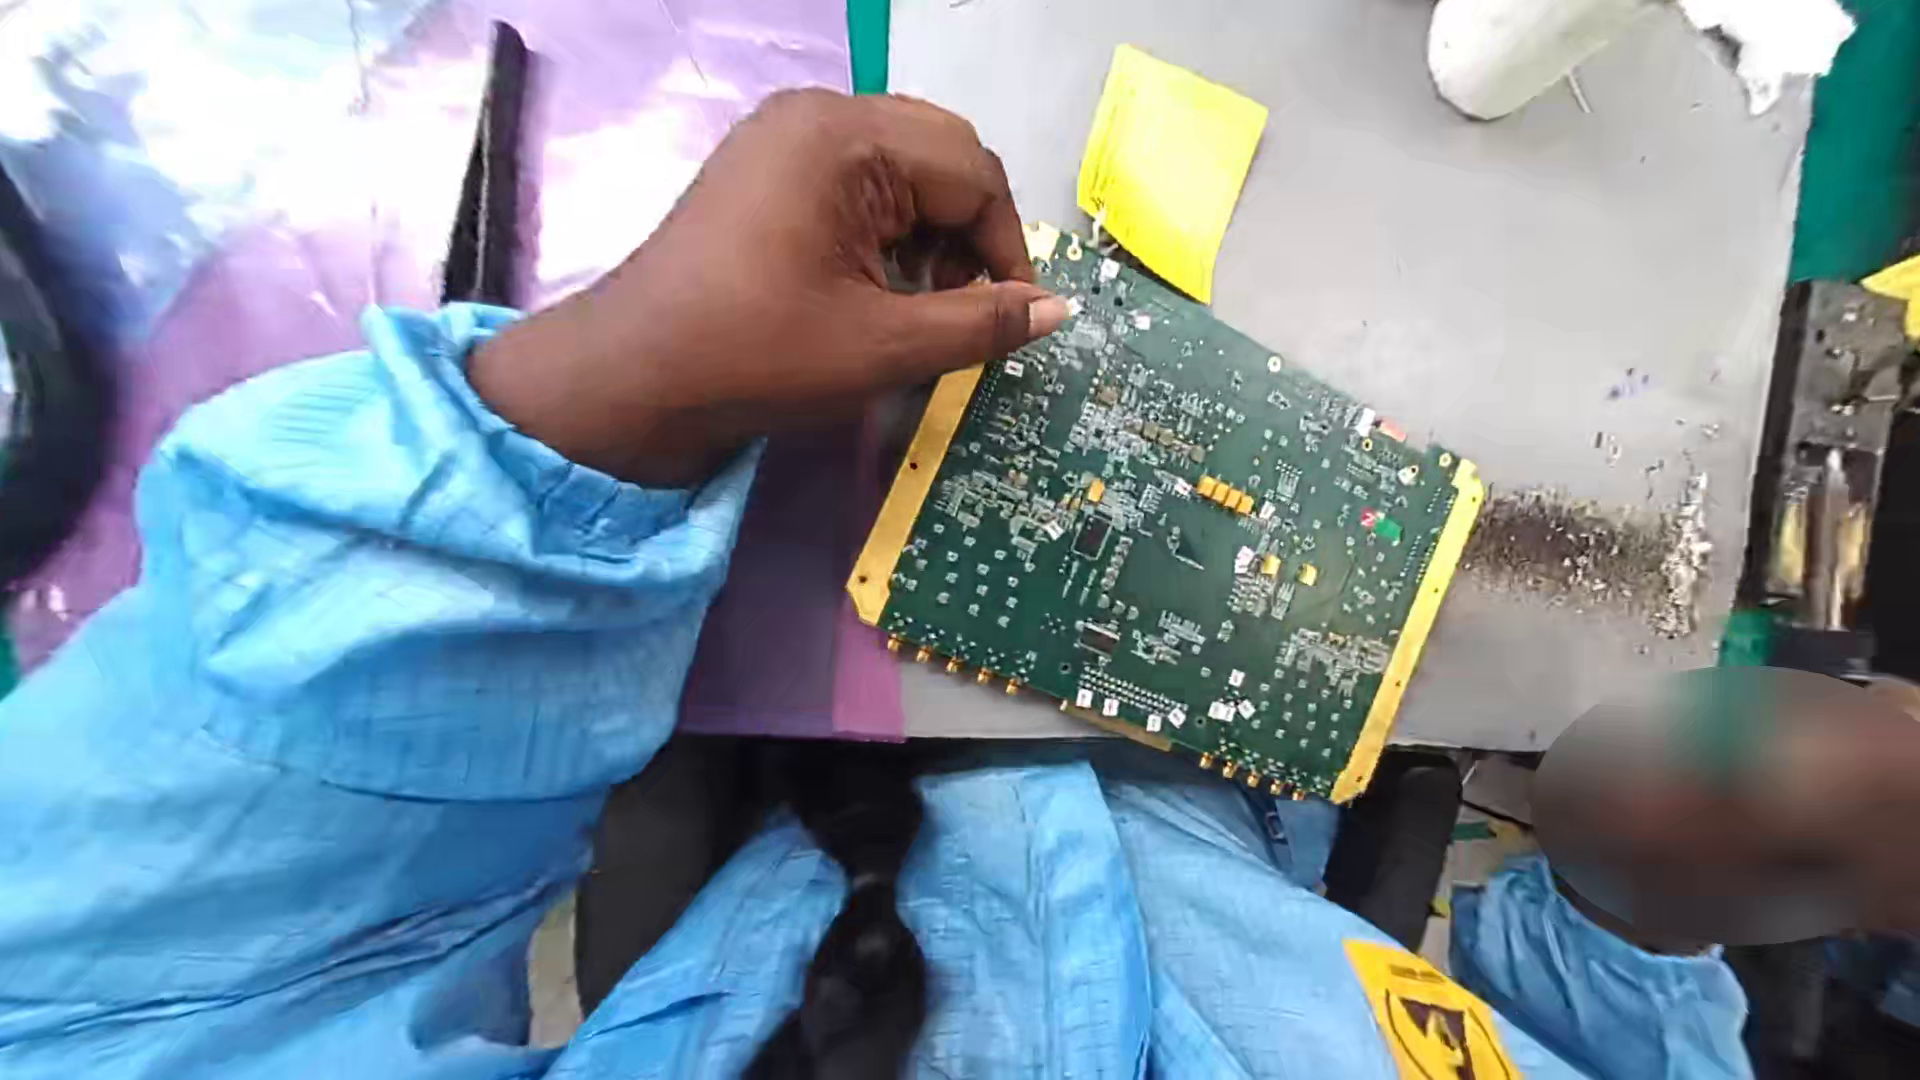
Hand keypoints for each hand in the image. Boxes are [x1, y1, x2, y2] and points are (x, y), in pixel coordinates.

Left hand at [470, 90, 1067, 486]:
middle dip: (970, 238)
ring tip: (918, 306)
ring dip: (931, 239)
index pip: (973, 172)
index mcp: (847, 140)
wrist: (640, 378)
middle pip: (940, 160)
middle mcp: (818, 117)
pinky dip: (888, 238)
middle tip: (965, 309)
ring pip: (902, 175)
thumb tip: (1058, 310)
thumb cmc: (762, 358)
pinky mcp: (769, 177)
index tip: (1017, 316)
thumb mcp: (886, 347)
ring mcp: (786, 143)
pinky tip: (876, 290)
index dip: (1009, 247)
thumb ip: (980, 324)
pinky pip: (858, 190)